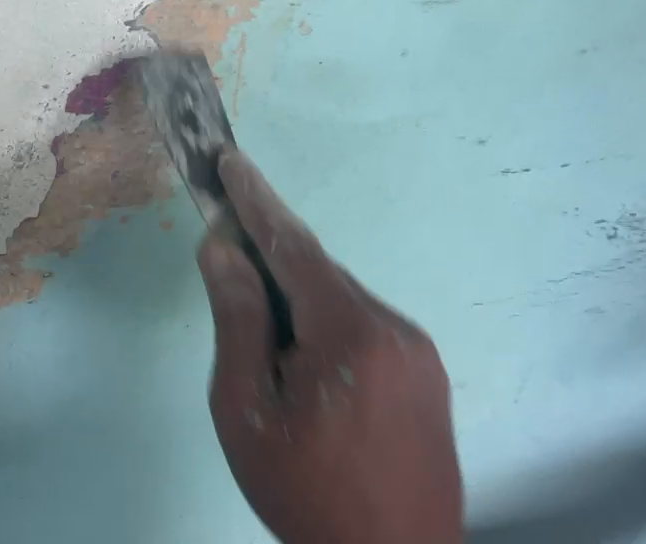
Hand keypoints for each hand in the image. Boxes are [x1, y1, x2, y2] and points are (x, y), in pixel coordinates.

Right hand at [199, 148, 462, 543]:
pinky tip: (293, 348)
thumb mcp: (245, 403)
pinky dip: (318, 317)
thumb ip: (237, 317)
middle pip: (316, 271)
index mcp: (352, 332)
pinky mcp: (425, 380)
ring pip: (337, 298)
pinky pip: (360, 325)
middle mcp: (397, 330)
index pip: (292, 245)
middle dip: (266, 253)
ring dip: (291, 292)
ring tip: (253, 324)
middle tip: (220, 246)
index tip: (229, 158)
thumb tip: (223, 247)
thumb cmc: (302, 486)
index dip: (255, 199)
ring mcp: (419, 356)